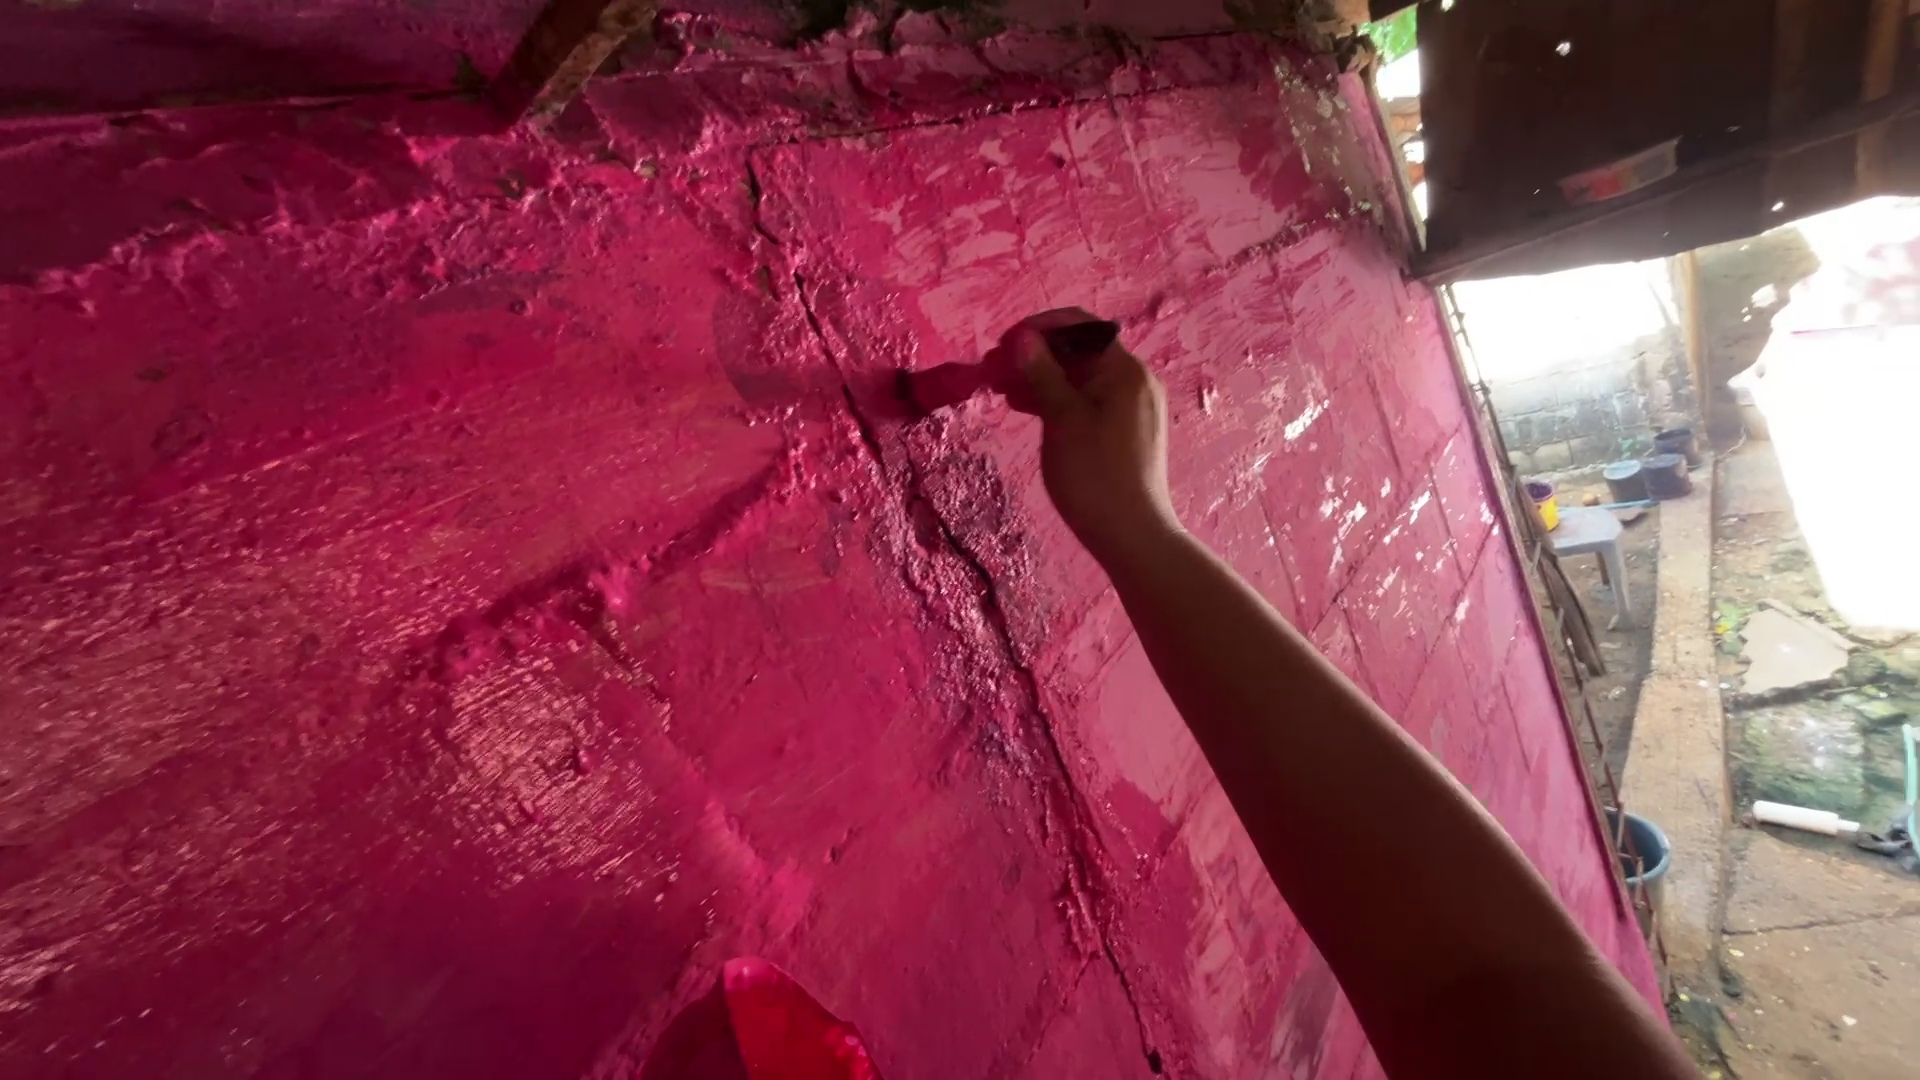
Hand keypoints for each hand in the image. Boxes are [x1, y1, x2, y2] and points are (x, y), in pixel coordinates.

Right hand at [1005, 309, 1179, 561]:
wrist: (1131, 536)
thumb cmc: (1094, 475)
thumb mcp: (1061, 419)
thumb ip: (1042, 373)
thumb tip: (1022, 337)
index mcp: (1124, 369)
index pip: (1079, 326)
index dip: (1037, 328)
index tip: (1001, 346)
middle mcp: (1134, 380)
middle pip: (1079, 352)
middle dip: (1035, 356)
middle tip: (994, 372)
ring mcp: (1131, 407)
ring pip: (1080, 379)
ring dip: (1042, 379)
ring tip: (1003, 392)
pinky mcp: (1124, 431)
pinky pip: (1088, 401)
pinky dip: (1058, 400)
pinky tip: (1028, 409)